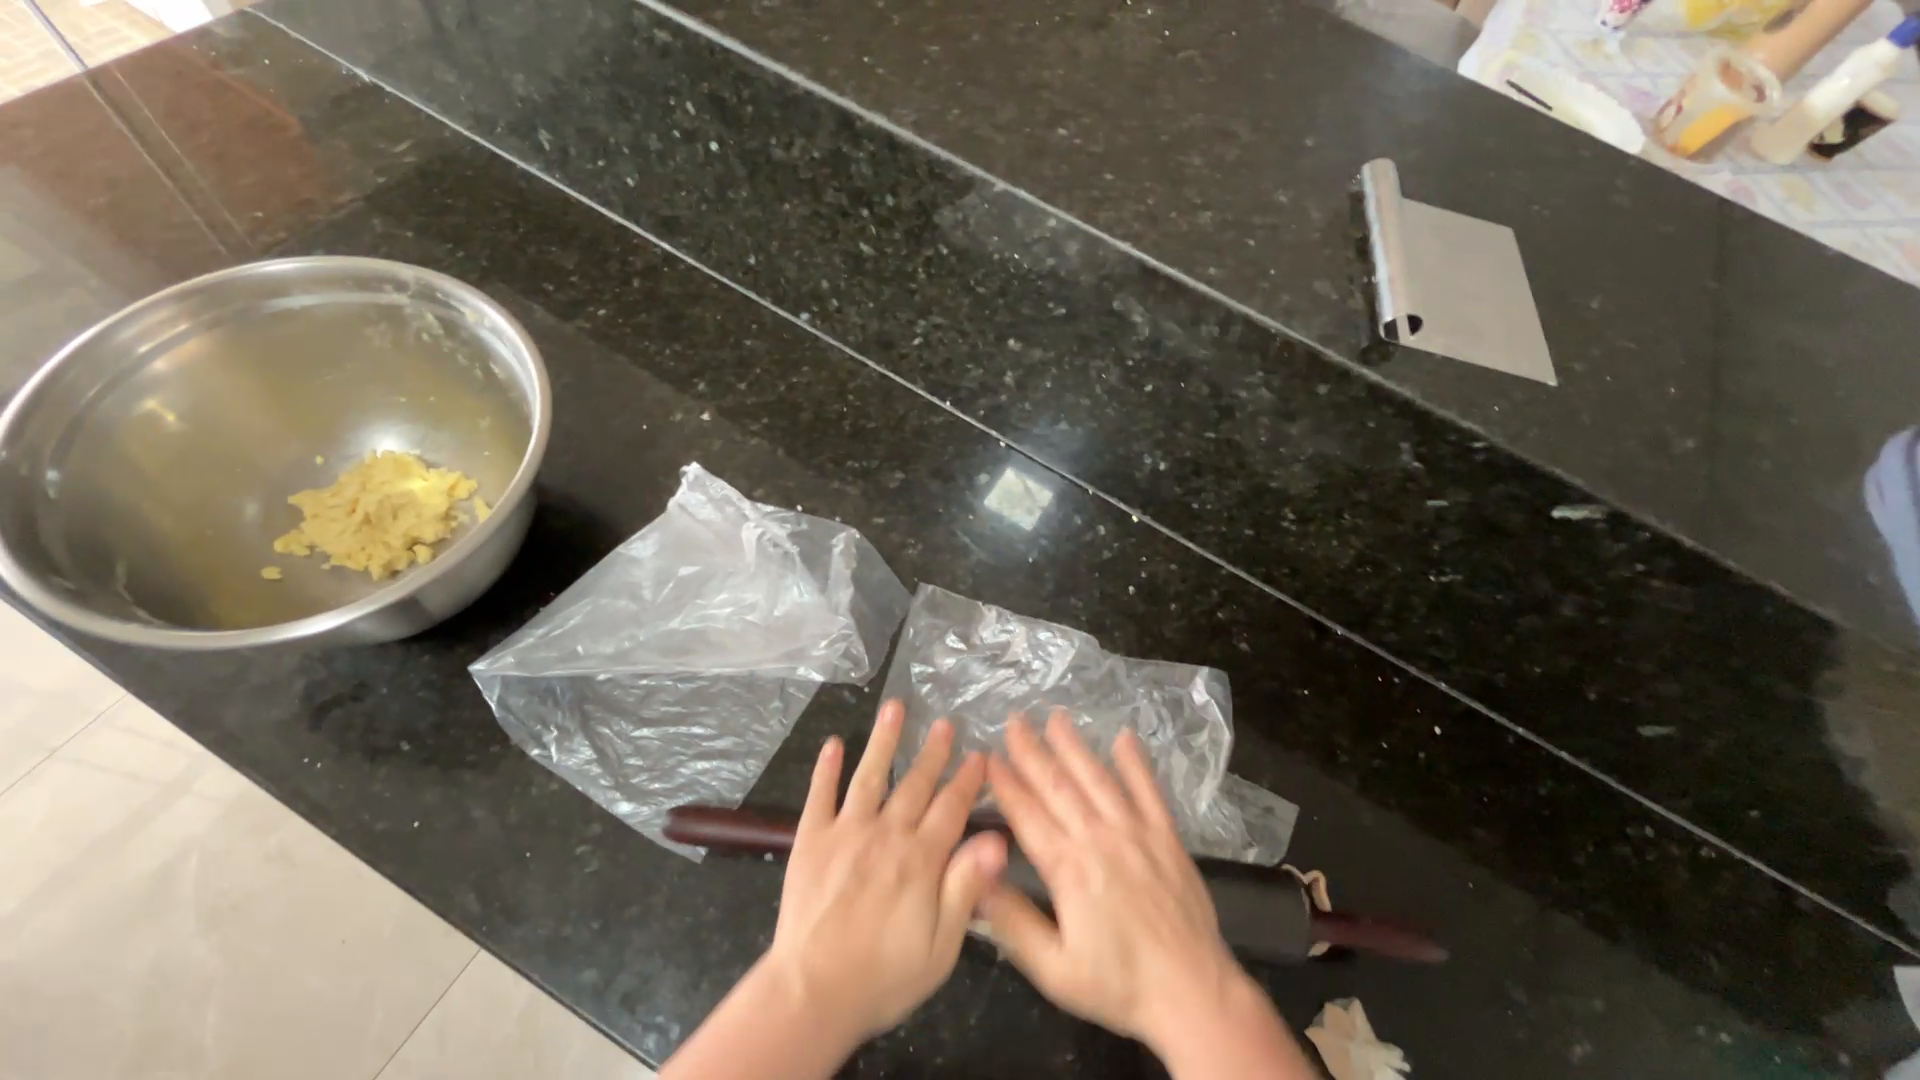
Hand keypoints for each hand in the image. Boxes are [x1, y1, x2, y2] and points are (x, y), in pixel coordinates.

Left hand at [761, 699, 1008, 1041]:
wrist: (812, 991)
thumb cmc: (884, 976)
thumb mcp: (941, 946)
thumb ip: (966, 888)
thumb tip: (996, 840)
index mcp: (921, 859)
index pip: (952, 809)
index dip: (967, 781)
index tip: (979, 756)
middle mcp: (886, 834)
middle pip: (915, 785)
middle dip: (933, 752)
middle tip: (945, 724)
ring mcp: (846, 832)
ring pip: (870, 776)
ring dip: (883, 741)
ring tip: (895, 708)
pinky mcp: (810, 840)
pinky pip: (819, 795)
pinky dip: (826, 768)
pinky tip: (833, 743)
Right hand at [982, 709, 1252, 1051]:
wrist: (1192, 993)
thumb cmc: (1118, 986)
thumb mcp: (1053, 968)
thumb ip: (1013, 921)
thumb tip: (977, 876)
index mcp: (1069, 869)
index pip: (1028, 814)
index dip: (1006, 784)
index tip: (988, 757)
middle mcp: (1100, 839)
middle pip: (1059, 786)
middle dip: (1033, 751)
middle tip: (1014, 720)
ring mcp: (1138, 834)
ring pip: (1099, 779)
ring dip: (1075, 747)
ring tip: (1056, 718)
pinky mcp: (1167, 838)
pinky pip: (1149, 791)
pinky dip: (1136, 763)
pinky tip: (1124, 738)